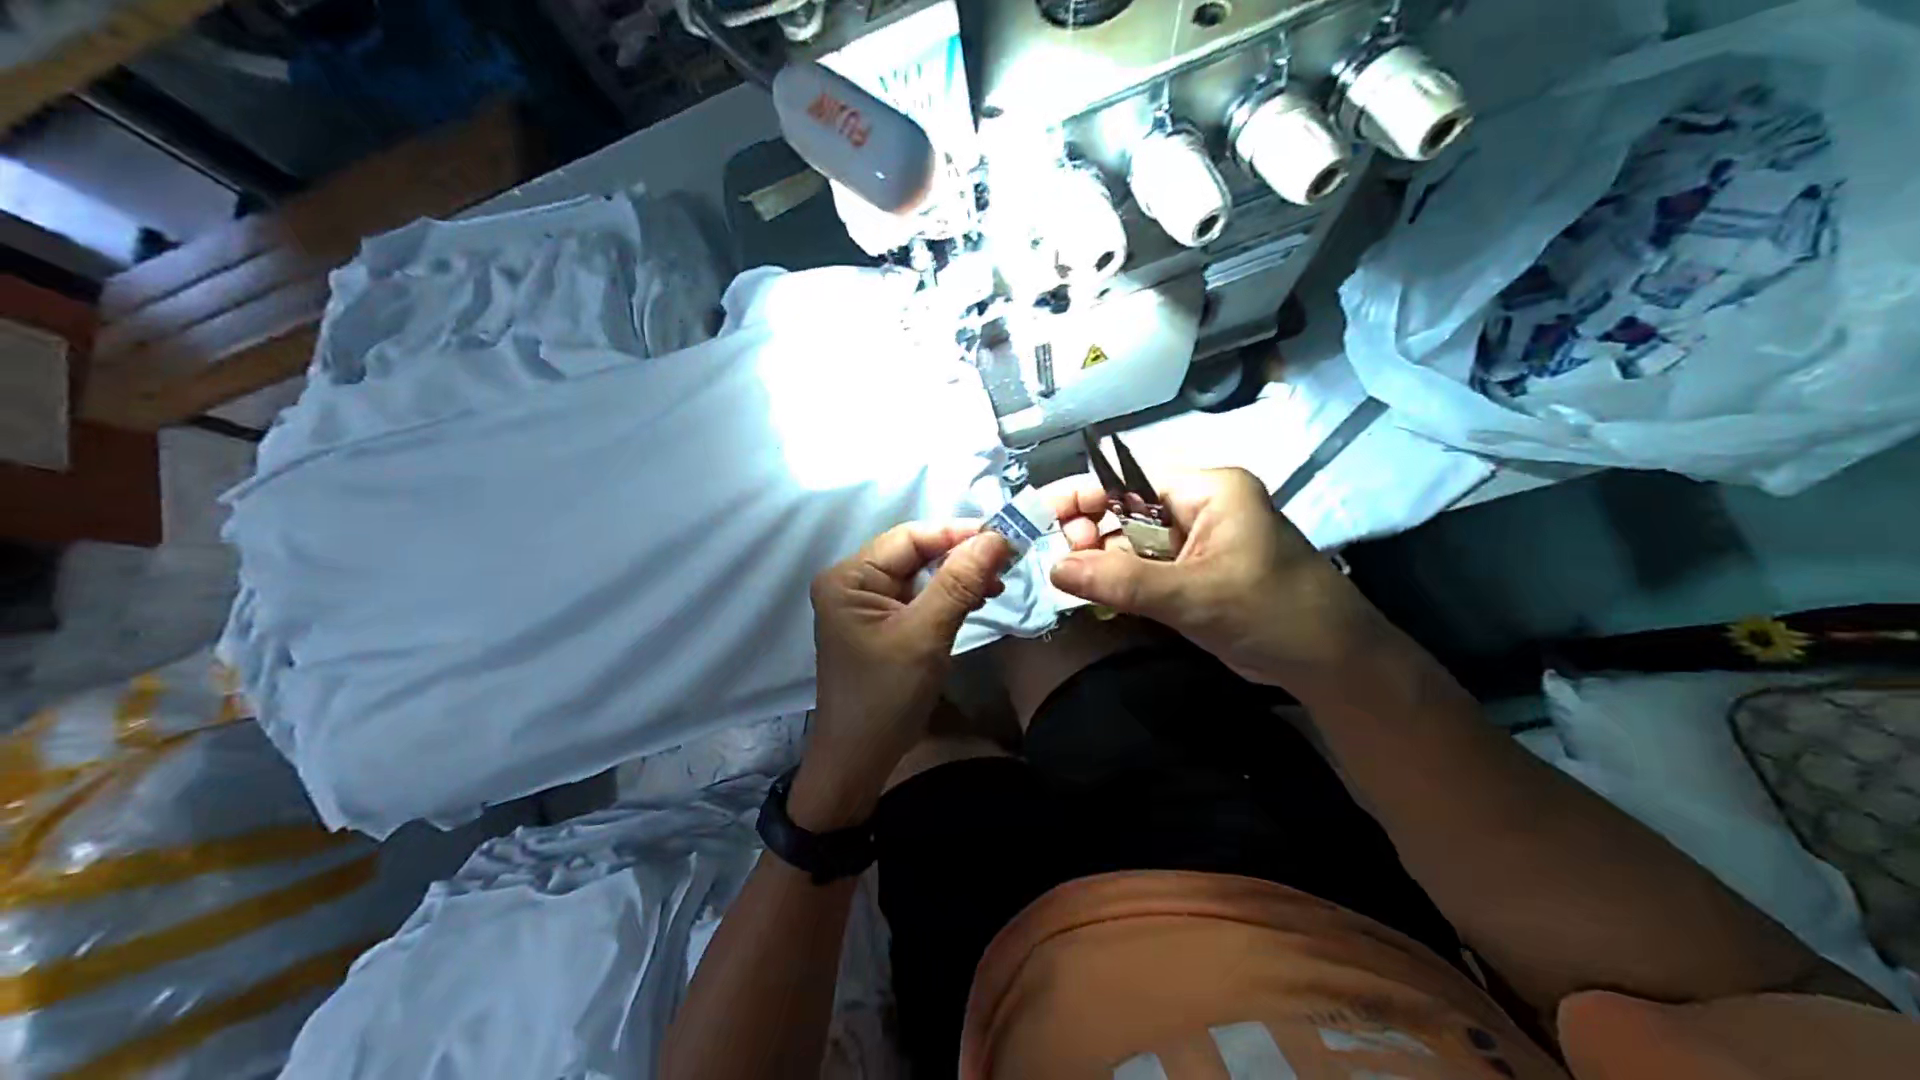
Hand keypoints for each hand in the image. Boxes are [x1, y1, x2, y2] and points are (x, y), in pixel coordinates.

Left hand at [795, 522, 1013, 827]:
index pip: (909, 537)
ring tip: (998, 584)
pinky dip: (949, 597)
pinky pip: (920, 598)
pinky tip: (978, 600)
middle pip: (915, 554)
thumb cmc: (887, 696)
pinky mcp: (882, 625)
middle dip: (961, 557)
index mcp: (849, 577)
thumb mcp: (926, 635)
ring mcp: (866, 605)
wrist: (859, 760)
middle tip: (1009, 562)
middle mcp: (852, 582)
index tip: (1004, 536)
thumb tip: (996, 537)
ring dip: (960, 577)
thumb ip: (959, 582)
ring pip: (921, 575)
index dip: (957, 533)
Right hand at [1044, 467, 1385, 692]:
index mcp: (1207, 491)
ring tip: (1071, 579)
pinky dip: (1119, 581)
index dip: (1085, 495)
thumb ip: (1120, 580)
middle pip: (1126, 510)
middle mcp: (1199, 508)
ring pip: (1131, 543)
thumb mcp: (1192, 595)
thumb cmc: (1270, 612)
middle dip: (1091, 532)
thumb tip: (1054, 569)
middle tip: (1063, 562)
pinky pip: (1144, 569)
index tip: (1042, 518)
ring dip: (1101, 560)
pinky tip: (1094, 593)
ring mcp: (1196, 543)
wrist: (1329, 663)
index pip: (1130, 479)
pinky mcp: (1193, 574)